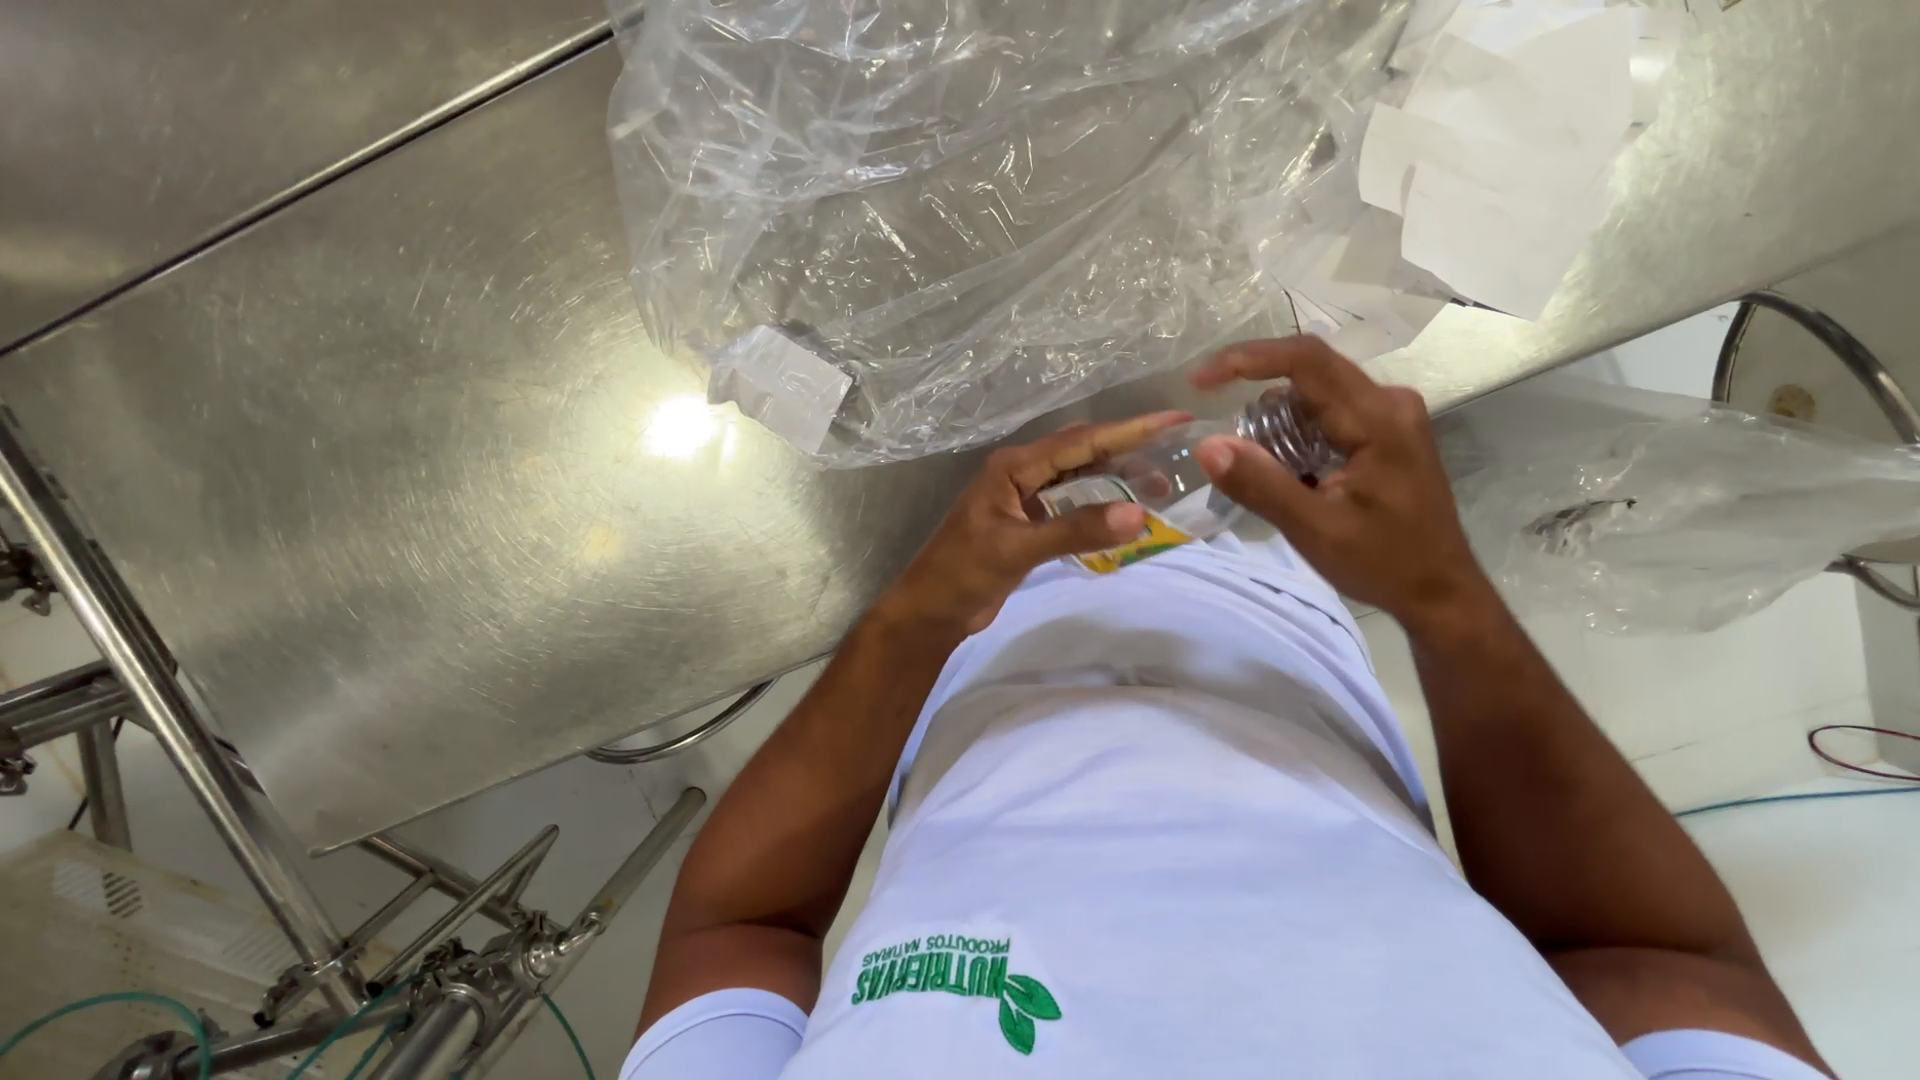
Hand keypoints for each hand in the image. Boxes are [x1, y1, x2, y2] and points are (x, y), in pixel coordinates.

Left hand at [879, 412, 1191, 634]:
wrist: (931, 611)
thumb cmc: (963, 573)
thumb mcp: (1017, 549)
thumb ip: (1075, 530)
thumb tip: (1138, 515)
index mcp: (1014, 467)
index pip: (1081, 441)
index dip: (1129, 429)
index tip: (1174, 420)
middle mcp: (1020, 474)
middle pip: (1082, 452)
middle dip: (1128, 448)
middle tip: (1177, 452)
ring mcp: (1023, 499)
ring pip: (1078, 477)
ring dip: (1115, 477)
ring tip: (1158, 484)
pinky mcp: (1027, 524)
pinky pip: (1070, 504)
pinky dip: (1098, 505)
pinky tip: (1122, 513)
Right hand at [1189, 336, 1492, 631]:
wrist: (1441, 590)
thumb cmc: (1384, 562)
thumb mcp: (1314, 529)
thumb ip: (1261, 484)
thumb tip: (1206, 445)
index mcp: (1378, 418)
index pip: (1307, 361)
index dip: (1247, 358)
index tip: (1200, 380)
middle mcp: (1389, 402)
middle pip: (1310, 370)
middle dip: (1253, 385)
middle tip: (1213, 415)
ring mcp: (1391, 415)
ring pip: (1316, 392)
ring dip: (1276, 416)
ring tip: (1254, 460)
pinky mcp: (1387, 432)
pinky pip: (1329, 411)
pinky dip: (1295, 429)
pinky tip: (1285, 467)